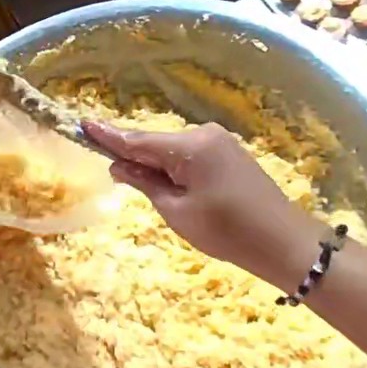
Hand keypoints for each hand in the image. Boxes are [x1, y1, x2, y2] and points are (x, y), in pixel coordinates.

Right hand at [81, 121, 323, 292]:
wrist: (284, 242)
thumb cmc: (225, 231)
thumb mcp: (176, 211)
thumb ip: (145, 182)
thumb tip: (118, 166)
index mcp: (189, 146)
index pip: (137, 140)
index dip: (108, 136)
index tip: (82, 125)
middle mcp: (204, 134)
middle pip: (155, 143)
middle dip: (134, 156)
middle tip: (113, 172)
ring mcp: (219, 141)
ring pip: (172, 149)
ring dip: (156, 165)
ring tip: (150, 191)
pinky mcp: (229, 152)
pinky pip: (190, 154)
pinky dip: (175, 166)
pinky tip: (171, 184)